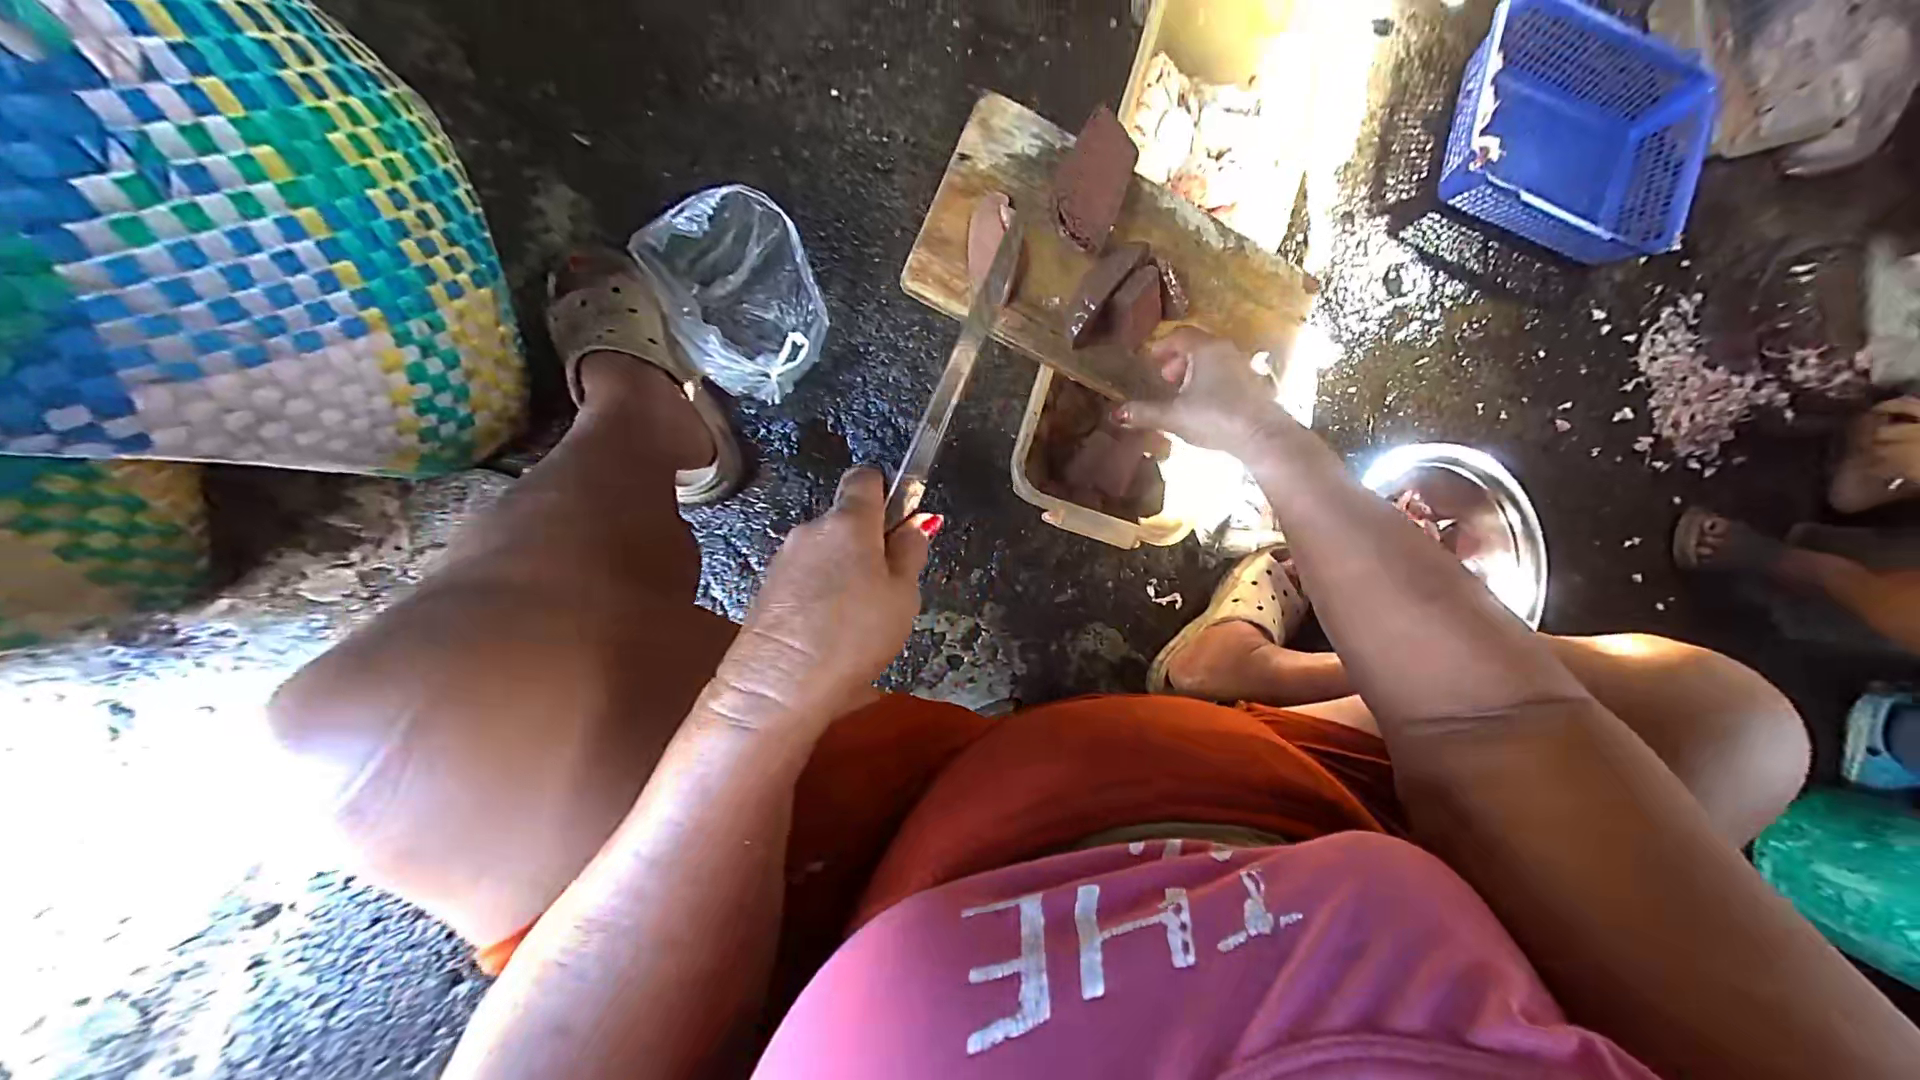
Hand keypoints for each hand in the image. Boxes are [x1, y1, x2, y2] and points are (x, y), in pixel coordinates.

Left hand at [713, 468, 937, 723]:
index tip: (899, 521)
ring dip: (844, 571)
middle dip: (868, 543)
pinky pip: (805, 578)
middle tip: (889, 584)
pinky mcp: (768, 589)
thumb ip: (910, 552)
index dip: (886, 492)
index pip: (865, 478)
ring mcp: (785, 559)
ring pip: (826, 552)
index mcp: (848, 521)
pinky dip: (821, 593)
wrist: (779, 684)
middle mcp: (811, 529)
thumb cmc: (854, 635)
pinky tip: (831, 630)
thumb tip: (916, 523)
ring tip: (860, 617)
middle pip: (845, 520)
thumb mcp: (902, 595)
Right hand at [1114, 327, 1296, 451]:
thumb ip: (1144, 413)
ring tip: (1181, 393)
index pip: (1181, 335)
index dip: (1162, 345)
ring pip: (1213, 361)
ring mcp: (1243, 367)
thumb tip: (1116, 413)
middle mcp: (1226, 351)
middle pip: (1198, 346)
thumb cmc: (1214, 417)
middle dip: (1178, 360)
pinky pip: (1225, 374)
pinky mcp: (1253, 385)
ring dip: (1194, 372)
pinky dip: (1210, 382)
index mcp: (1205, 349)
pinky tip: (1203, 404)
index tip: (1150, 358)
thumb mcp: (1172, 416)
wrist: (1260, 435)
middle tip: (1163, 377)